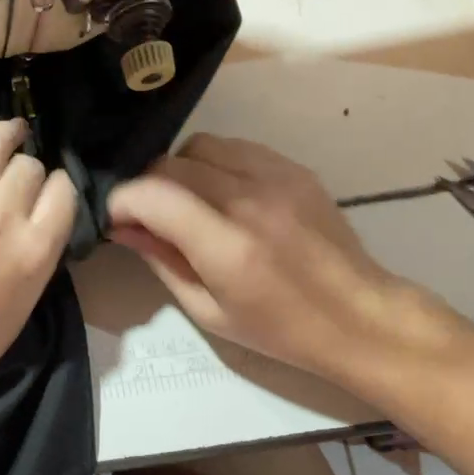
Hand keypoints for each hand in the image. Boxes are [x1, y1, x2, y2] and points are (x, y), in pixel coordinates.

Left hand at [0, 112, 76, 426]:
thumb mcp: (28, 298)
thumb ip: (42, 246)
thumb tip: (42, 205)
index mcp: (36, 251)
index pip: (62, 190)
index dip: (56, 186)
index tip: (47, 191)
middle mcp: (0, 220)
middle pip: (26, 166)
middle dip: (27, 168)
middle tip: (17, 175)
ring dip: (1, 134)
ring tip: (4, 132)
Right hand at [107, 135, 455, 382]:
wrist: (358, 316)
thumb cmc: (278, 329)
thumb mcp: (207, 310)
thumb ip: (162, 261)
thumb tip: (123, 228)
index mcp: (226, 246)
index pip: (152, 194)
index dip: (120, 202)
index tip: (116, 221)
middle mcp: (249, 200)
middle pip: (170, 164)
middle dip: (145, 187)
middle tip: (145, 218)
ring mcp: (276, 177)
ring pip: (200, 145)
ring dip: (179, 170)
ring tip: (184, 203)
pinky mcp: (294, 168)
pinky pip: (235, 147)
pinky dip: (213, 164)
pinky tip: (219, 194)